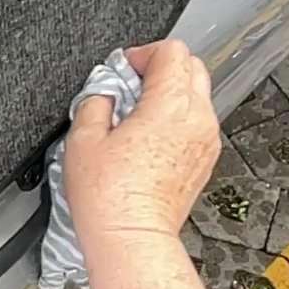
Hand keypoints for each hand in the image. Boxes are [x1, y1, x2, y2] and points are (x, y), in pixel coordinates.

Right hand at [62, 39, 222, 243]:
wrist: (129, 236)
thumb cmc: (108, 198)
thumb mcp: (82, 142)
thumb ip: (94, 103)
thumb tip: (103, 91)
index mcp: (169, 105)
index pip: (170, 52)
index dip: (141, 55)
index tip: (121, 69)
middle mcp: (197, 118)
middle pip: (191, 67)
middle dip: (158, 71)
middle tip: (127, 90)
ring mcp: (206, 140)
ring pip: (195, 96)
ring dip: (167, 97)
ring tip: (133, 121)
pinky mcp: (204, 160)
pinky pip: (194, 125)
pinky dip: (174, 123)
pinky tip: (144, 144)